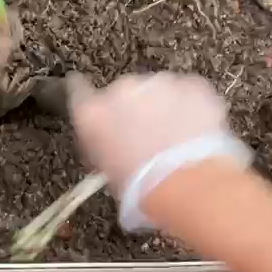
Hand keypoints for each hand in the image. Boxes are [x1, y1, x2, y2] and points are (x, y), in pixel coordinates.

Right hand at [68, 72, 250, 231]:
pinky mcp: (189, 85)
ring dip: (162, 108)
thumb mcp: (105, 169)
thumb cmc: (141, 186)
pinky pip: (187, 91)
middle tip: (144, 138)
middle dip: (132, 110)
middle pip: (123, 92)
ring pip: (157, 90)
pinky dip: (189, 107)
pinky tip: (192, 132)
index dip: (88, 99)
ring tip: (173, 141)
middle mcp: (119, 91)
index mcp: (91, 113)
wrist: (183, 183)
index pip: (78, 92)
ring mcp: (156, 84)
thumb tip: (106, 140)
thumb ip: (100, 143)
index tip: (97, 106)